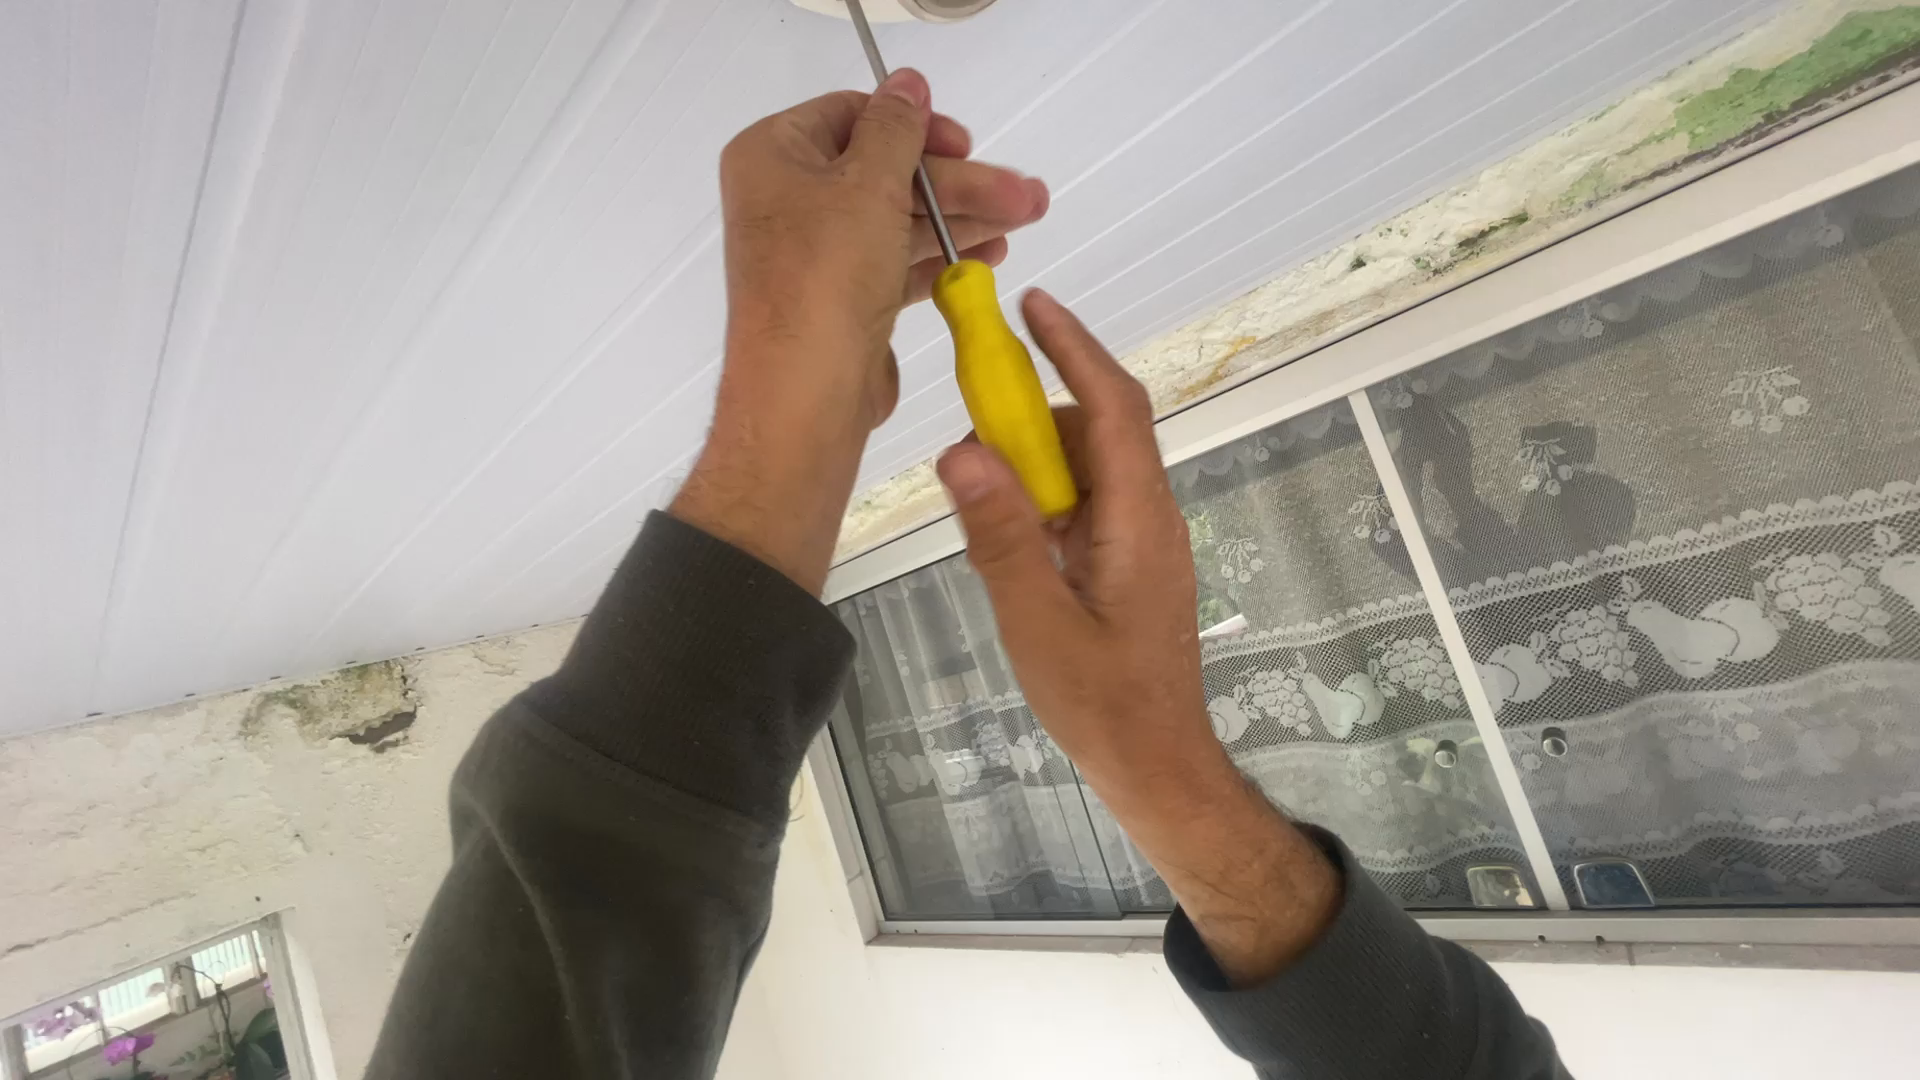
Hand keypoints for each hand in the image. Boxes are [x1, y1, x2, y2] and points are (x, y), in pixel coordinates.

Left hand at [674, 70, 1047, 593]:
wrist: (807, 395)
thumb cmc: (826, 279)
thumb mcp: (867, 184)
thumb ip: (896, 129)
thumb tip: (908, 81)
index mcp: (776, 158)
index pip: (853, 118)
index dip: (915, 126)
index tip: (966, 141)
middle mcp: (793, 204)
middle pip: (887, 175)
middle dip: (960, 184)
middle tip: (1024, 193)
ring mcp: (820, 258)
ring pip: (900, 223)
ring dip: (963, 221)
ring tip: (1024, 219)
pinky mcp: (847, 301)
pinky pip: (899, 265)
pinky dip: (942, 259)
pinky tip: (989, 257)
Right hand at [935, 291, 1338, 985]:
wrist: (1155, 760)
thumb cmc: (1102, 702)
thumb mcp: (1037, 621)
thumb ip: (1001, 537)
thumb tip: (962, 452)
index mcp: (1138, 520)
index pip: (1115, 407)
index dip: (1075, 348)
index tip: (1032, 306)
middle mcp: (1148, 516)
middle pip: (1099, 431)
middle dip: (1037, 414)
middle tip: (975, 431)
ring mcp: (1141, 540)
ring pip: (1089, 468)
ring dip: (1036, 464)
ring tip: (984, 498)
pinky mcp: (1127, 562)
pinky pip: (1084, 506)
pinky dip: (1044, 503)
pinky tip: (1011, 542)